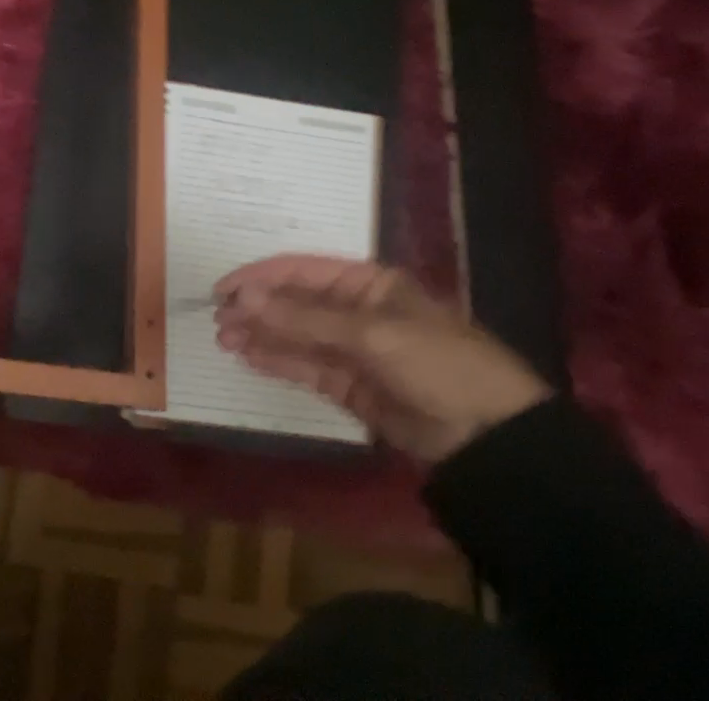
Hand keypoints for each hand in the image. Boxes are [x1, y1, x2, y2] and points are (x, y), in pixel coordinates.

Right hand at [213, 255, 551, 463]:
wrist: (489, 437)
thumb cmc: (438, 365)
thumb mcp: (372, 334)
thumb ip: (303, 318)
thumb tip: (243, 298)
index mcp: (370, 285)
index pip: (303, 272)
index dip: (260, 277)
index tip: (222, 290)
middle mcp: (357, 312)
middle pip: (294, 304)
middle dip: (256, 309)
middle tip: (219, 322)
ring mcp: (351, 350)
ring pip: (294, 336)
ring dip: (260, 335)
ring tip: (224, 340)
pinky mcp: (348, 386)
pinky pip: (304, 367)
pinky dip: (276, 361)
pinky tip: (249, 357)